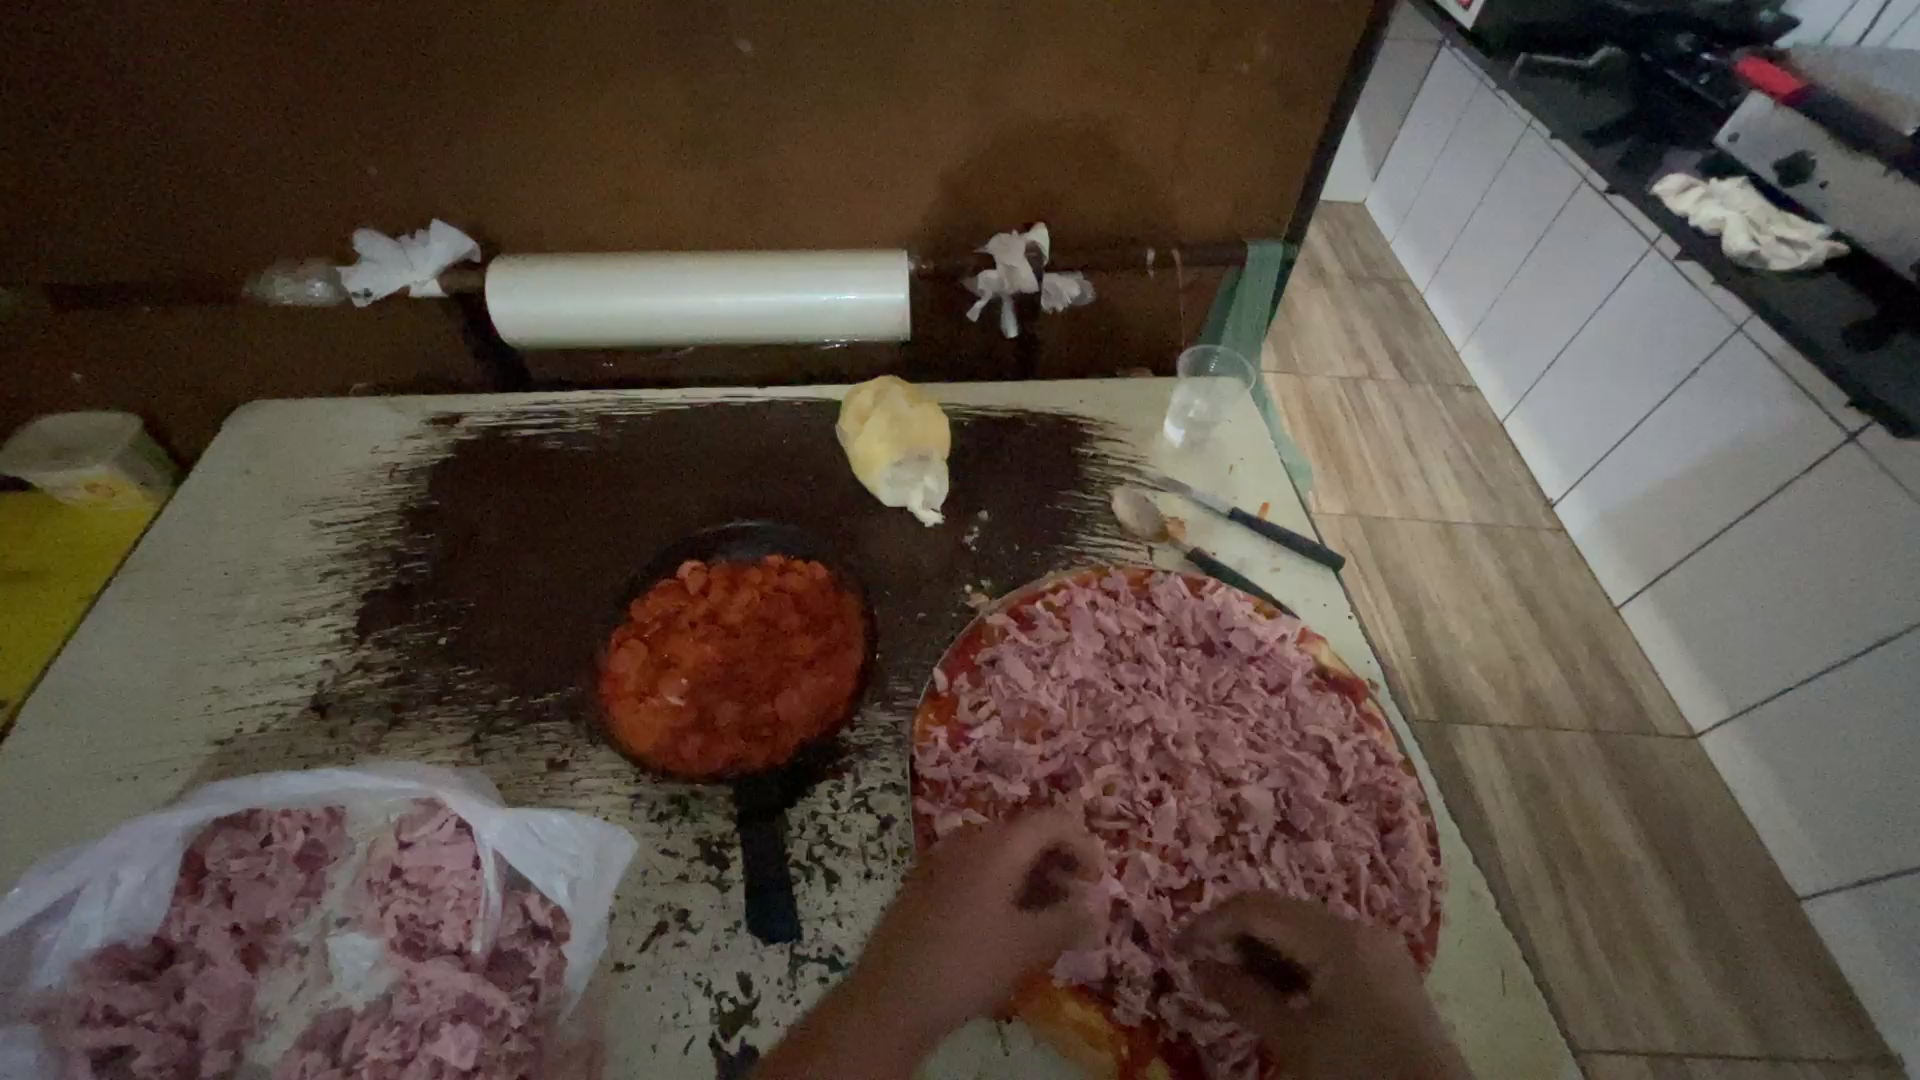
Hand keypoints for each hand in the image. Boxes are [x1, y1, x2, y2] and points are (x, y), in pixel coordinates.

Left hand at [753, 808, 1101, 1079]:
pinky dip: (1001, 883)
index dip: (1082, 845)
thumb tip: (1096, 908)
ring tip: (1045, 917)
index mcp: (998, 844)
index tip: (1096, 882)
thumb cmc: (967, 963)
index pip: (1052, 820)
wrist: (891, 994)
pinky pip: (975, 867)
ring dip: (1030, 875)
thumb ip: (1068, 920)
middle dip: (1057, 862)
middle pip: (1025, 833)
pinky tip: (1005, 922)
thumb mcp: (1027, 946)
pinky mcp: (926, 879)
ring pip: (999, 851)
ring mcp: (942, 856)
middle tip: (1074, 902)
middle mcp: (970, 838)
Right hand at [1176, 893, 1472, 1079]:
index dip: (1210, 924)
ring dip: (1263, 949)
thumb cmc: (1361, 1075)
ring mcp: (1377, 948)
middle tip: (1202, 962)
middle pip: (1279, 912)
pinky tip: (1275, 990)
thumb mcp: (1295, 1042)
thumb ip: (1242, 997)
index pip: (1256, 908)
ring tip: (1233, 979)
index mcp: (1335, 936)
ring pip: (1301, 929)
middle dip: (1236, 933)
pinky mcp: (1386, 972)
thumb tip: (1197, 967)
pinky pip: (1325, 948)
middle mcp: (1358, 928)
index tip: (1177, 947)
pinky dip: (1293, 963)